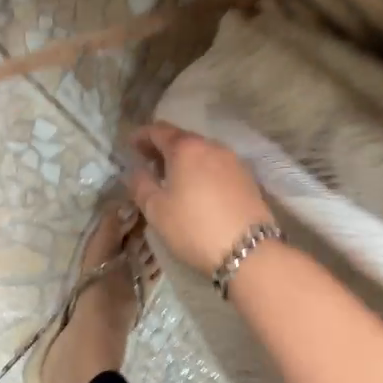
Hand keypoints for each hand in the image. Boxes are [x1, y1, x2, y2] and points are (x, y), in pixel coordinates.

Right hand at [126, 122, 274, 275]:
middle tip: (148, 162)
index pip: (158, 130)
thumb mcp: (156, 209)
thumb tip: (135, 171)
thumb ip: (140, 184)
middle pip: (181, 138)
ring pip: (202, 151)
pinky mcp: (247, 178)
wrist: (251, 252)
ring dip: (184, 158)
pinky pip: (217, 165)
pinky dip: (203, 169)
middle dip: (163, 147)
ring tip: (173, 176)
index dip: (141, 135)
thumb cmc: (194, 227)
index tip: (130, 145)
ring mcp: (232, 160)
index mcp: (185, 148)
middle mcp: (210, 145)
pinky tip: (198, 188)